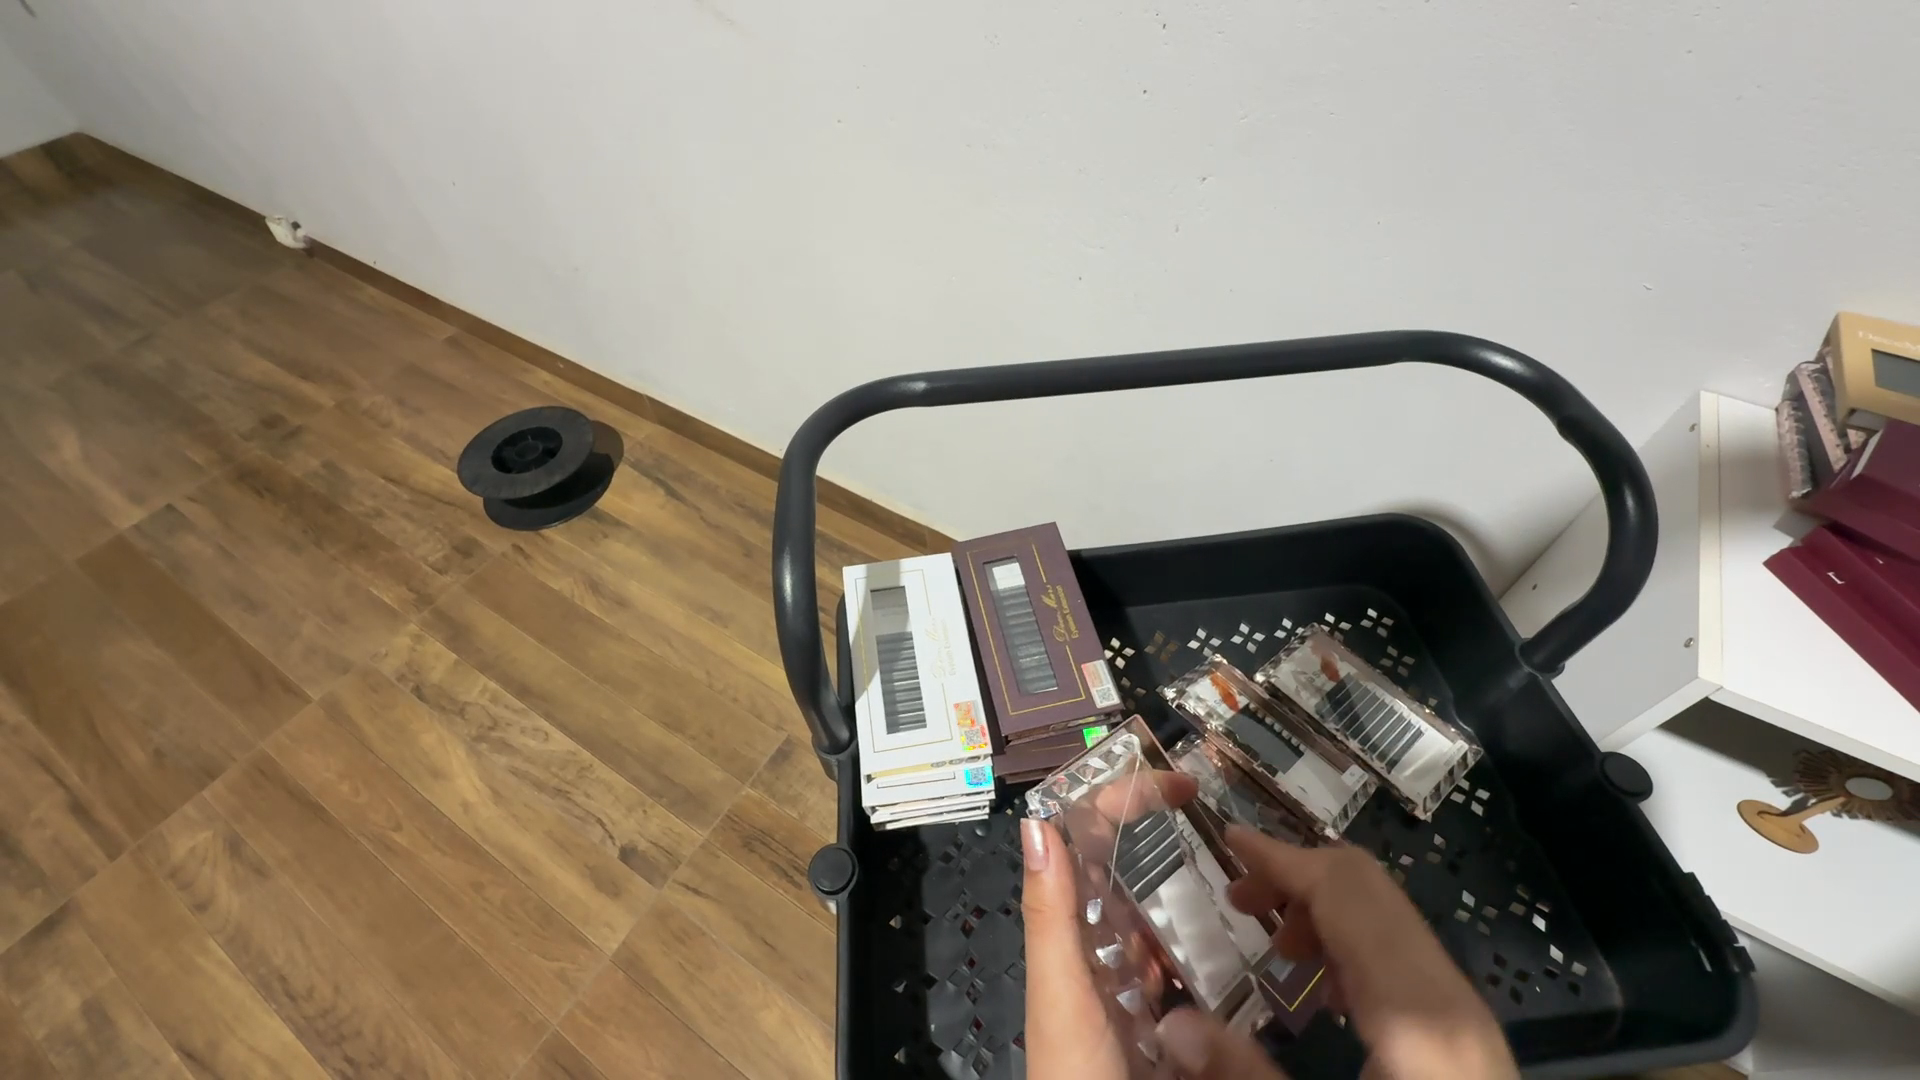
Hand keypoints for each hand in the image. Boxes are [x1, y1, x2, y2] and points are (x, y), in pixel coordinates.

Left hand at [1021, 769, 1202, 1079]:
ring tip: (1236, 867)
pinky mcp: (1158, 1021)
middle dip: (1159, 836)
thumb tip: (1036, 820)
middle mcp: (1095, 944)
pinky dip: (1199, 951)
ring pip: (1155, 917)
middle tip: (1217, 821)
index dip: (1124, 802)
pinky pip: (1179, 970)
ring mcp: (1128, 983)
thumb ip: (1049, 914)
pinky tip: (1231, 943)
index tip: (1180, 783)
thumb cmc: (1075, 1070)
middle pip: (1125, 872)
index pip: (1088, 842)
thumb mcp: (1060, 995)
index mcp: (1068, 926)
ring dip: (1183, 889)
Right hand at [1158, 827, 1517, 1079]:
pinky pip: (1399, 950)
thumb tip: (1171, 1024)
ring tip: (1274, 947)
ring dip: (1320, 908)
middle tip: (1239, 899)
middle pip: (1367, 886)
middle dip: (1295, 875)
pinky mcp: (1462, 1030)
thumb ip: (1246, 1075)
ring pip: (1385, 912)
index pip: (1343, 890)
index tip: (1227, 840)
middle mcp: (1445, 992)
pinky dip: (1348, 941)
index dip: (1281, 858)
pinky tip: (1320, 988)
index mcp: (1414, 1009)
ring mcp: (1461, 1009)